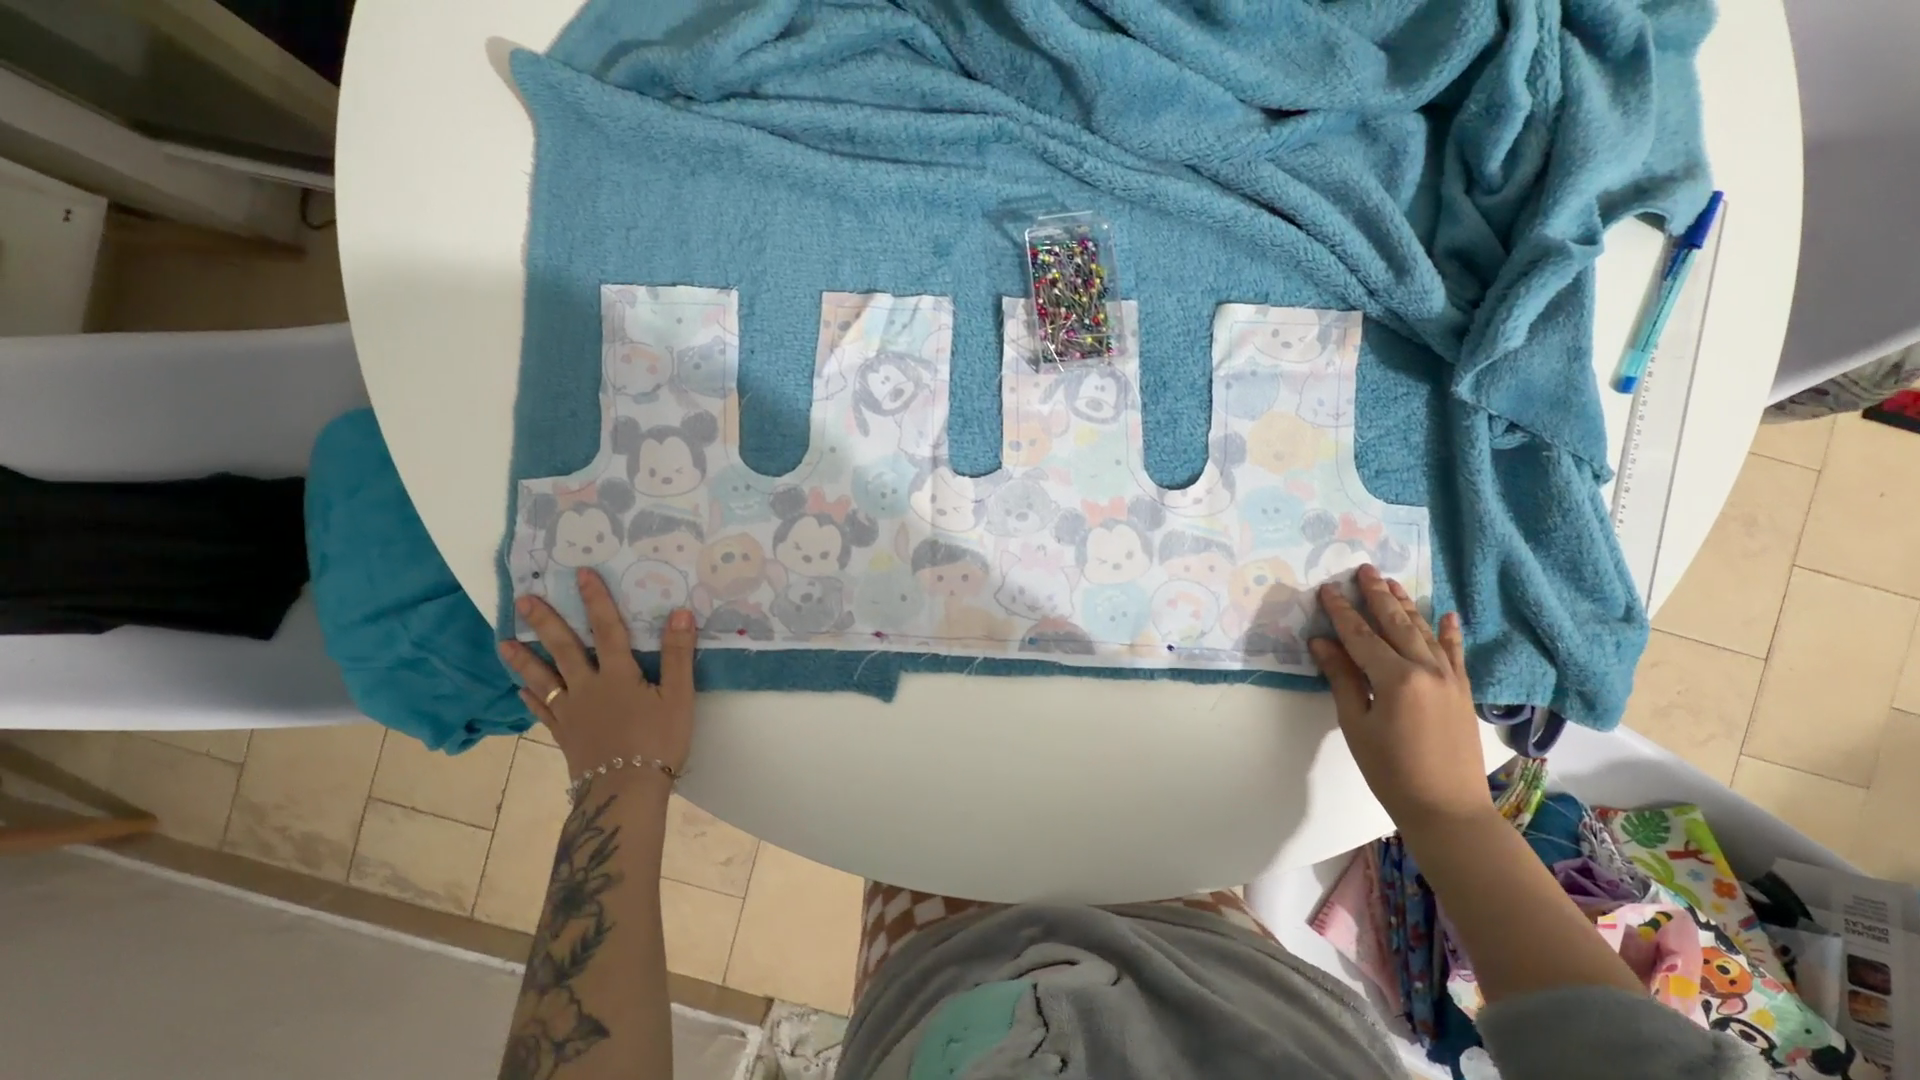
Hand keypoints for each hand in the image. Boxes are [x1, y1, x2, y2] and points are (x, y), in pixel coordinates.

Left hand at [497, 567, 696, 799]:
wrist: (624, 792)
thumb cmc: (657, 743)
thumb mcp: (679, 698)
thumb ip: (678, 656)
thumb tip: (680, 613)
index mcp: (617, 675)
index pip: (607, 629)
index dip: (597, 600)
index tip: (582, 573)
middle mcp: (588, 687)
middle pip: (563, 649)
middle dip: (545, 622)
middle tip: (523, 599)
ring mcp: (571, 712)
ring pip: (543, 679)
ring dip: (524, 659)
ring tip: (505, 642)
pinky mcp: (564, 735)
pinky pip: (543, 711)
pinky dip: (531, 699)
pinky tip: (520, 692)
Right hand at [1310, 564, 1492, 829]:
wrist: (1447, 807)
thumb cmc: (1391, 771)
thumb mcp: (1356, 725)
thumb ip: (1342, 679)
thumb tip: (1322, 642)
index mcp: (1395, 678)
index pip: (1361, 635)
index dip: (1341, 611)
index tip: (1327, 589)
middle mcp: (1426, 668)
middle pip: (1395, 623)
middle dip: (1376, 595)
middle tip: (1363, 569)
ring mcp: (1449, 677)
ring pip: (1423, 631)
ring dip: (1405, 604)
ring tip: (1390, 582)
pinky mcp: (1463, 690)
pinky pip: (1454, 651)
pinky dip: (1448, 631)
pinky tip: (1445, 613)